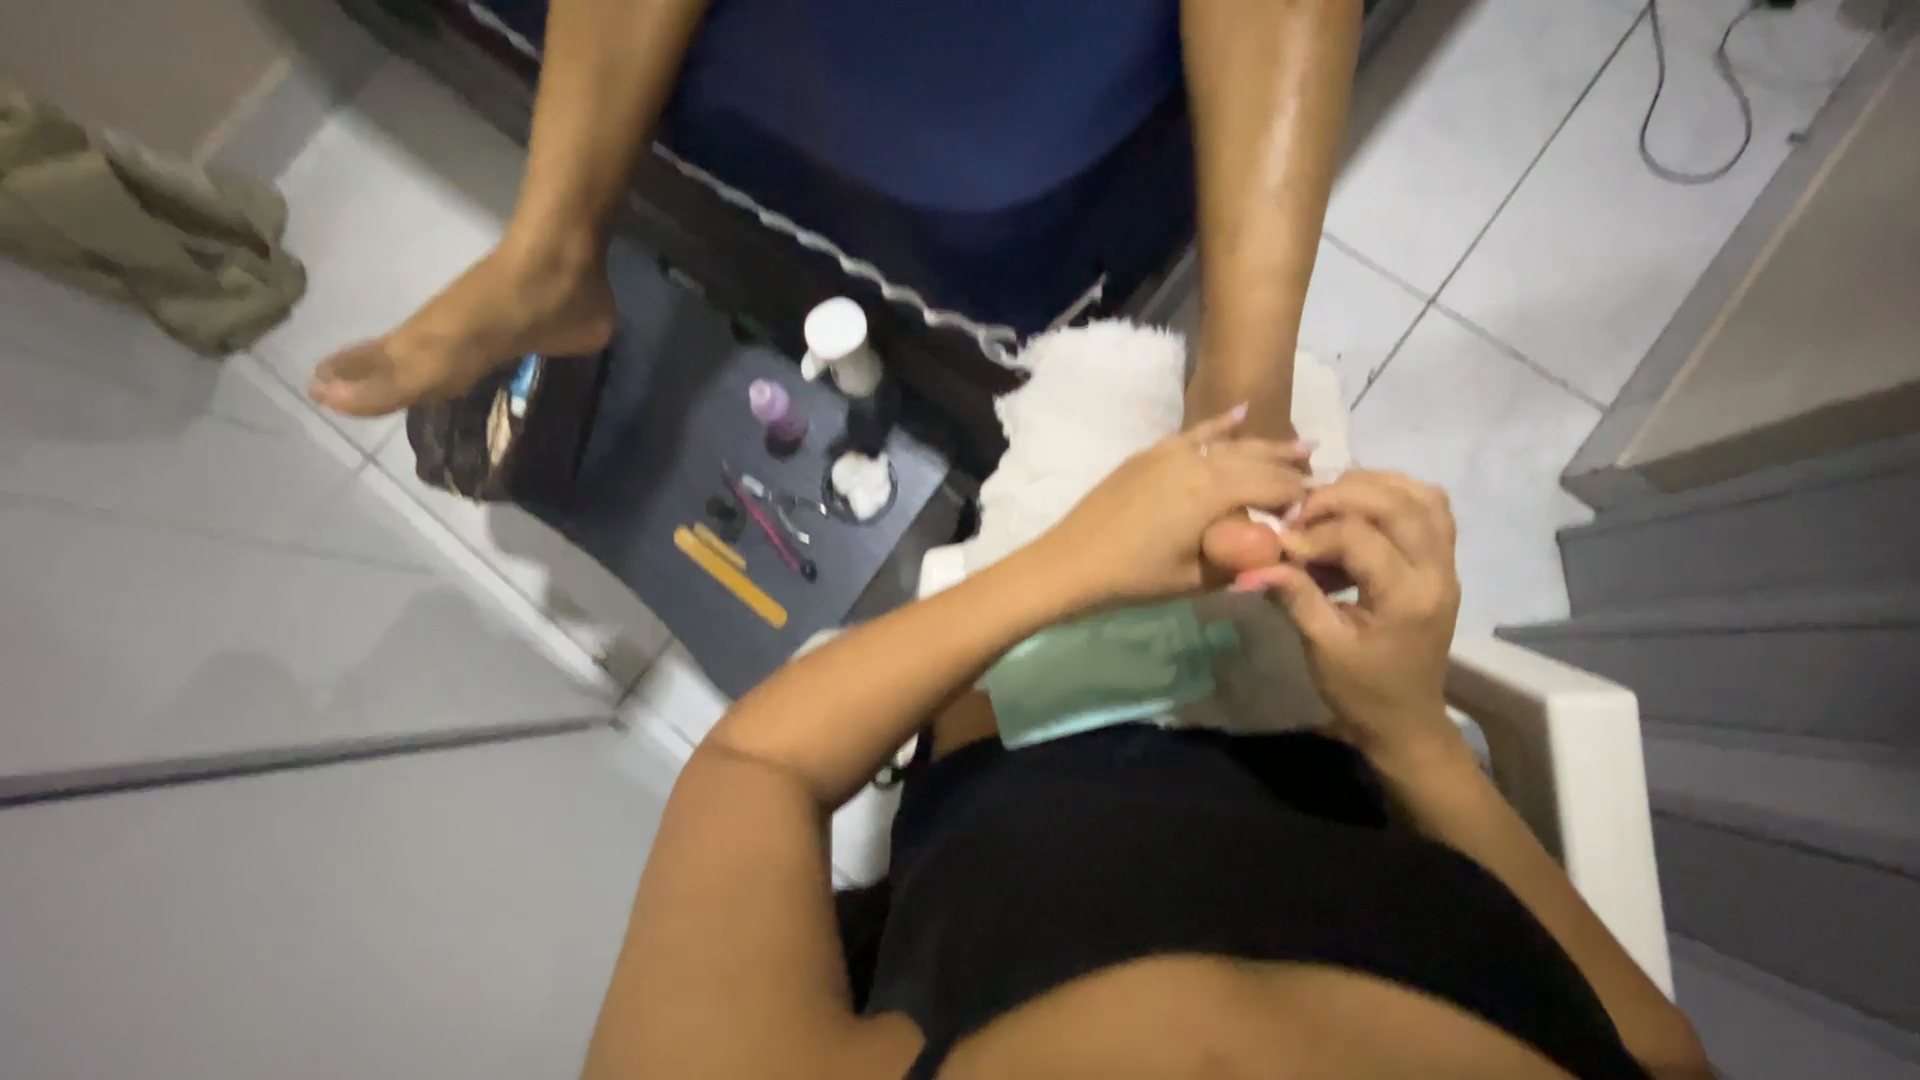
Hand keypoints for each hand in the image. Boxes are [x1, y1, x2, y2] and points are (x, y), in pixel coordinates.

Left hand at [1036, 405, 1310, 606]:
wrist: (1071, 562)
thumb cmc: (1134, 578)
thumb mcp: (1195, 579)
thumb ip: (1239, 558)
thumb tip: (1271, 548)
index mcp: (1212, 492)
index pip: (1273, 487)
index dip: (1300, 498)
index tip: (1322, 509)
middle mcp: (1196, 461)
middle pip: (1254, 461)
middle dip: (1288, 469)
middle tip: (1320, 478)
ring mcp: (1169, 452)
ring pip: (1227, 445)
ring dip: (1263, 447)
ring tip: (1301, 447)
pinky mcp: (1148, 454)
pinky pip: (1192, 434)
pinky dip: (1219, 425)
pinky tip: (1241, 411)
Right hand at [1232, 470, 1462, 760]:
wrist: (1406, 720)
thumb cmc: (1361, 690)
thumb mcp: (1321, 646)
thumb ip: (1294, 595)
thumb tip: (1255, 563)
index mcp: (1407, 597)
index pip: (1360, 537)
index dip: (1314, 534)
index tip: (1280, 547)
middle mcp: (1437, 572)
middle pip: (1397, 503)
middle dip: (1341, 496)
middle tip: (1300, 512)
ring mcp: (1446, 565)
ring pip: (1422, 497)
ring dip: (1372, 486)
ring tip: (1328, 500)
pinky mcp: (1442, 564)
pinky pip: (1431, 510)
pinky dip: (1395, 495)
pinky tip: (1360, 505)